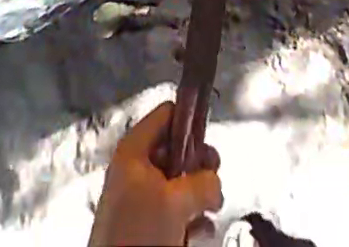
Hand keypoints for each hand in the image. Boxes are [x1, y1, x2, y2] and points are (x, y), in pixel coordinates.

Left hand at [89, 103, 222, 246]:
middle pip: (178, 147)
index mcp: (134, 149)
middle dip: (199, 166)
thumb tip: (214, 182)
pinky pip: (176, 208)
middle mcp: (135, 166)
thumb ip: (204, 180)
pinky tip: (197, 231)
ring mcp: (139, 196)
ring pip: (180, 180)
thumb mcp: (177, 200)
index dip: (191, 123)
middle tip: (210, 182)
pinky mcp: (145, 223)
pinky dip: (190, 217)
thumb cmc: (138, 235)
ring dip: (198, 196)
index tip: (207, 146)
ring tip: (206, 212)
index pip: (168, 113)